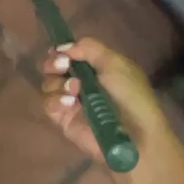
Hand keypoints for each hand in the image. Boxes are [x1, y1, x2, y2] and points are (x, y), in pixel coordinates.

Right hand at [40, 38, 175, 166]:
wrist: (135, 136)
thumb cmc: (131, 96)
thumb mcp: (115, 64)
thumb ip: (89, 48)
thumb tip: (63, 47)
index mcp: (96, 67)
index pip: (70, 53)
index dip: (62, 50)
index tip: (62, 51)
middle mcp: (82, 82)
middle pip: (54, 67)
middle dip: (54, 63)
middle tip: (63, 66)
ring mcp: (72, 101)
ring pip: (49, 84)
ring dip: (58, 83)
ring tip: (75, 90)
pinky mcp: (64, 119)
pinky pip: (49, 104)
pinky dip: (55, 100)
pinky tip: (70, 103)